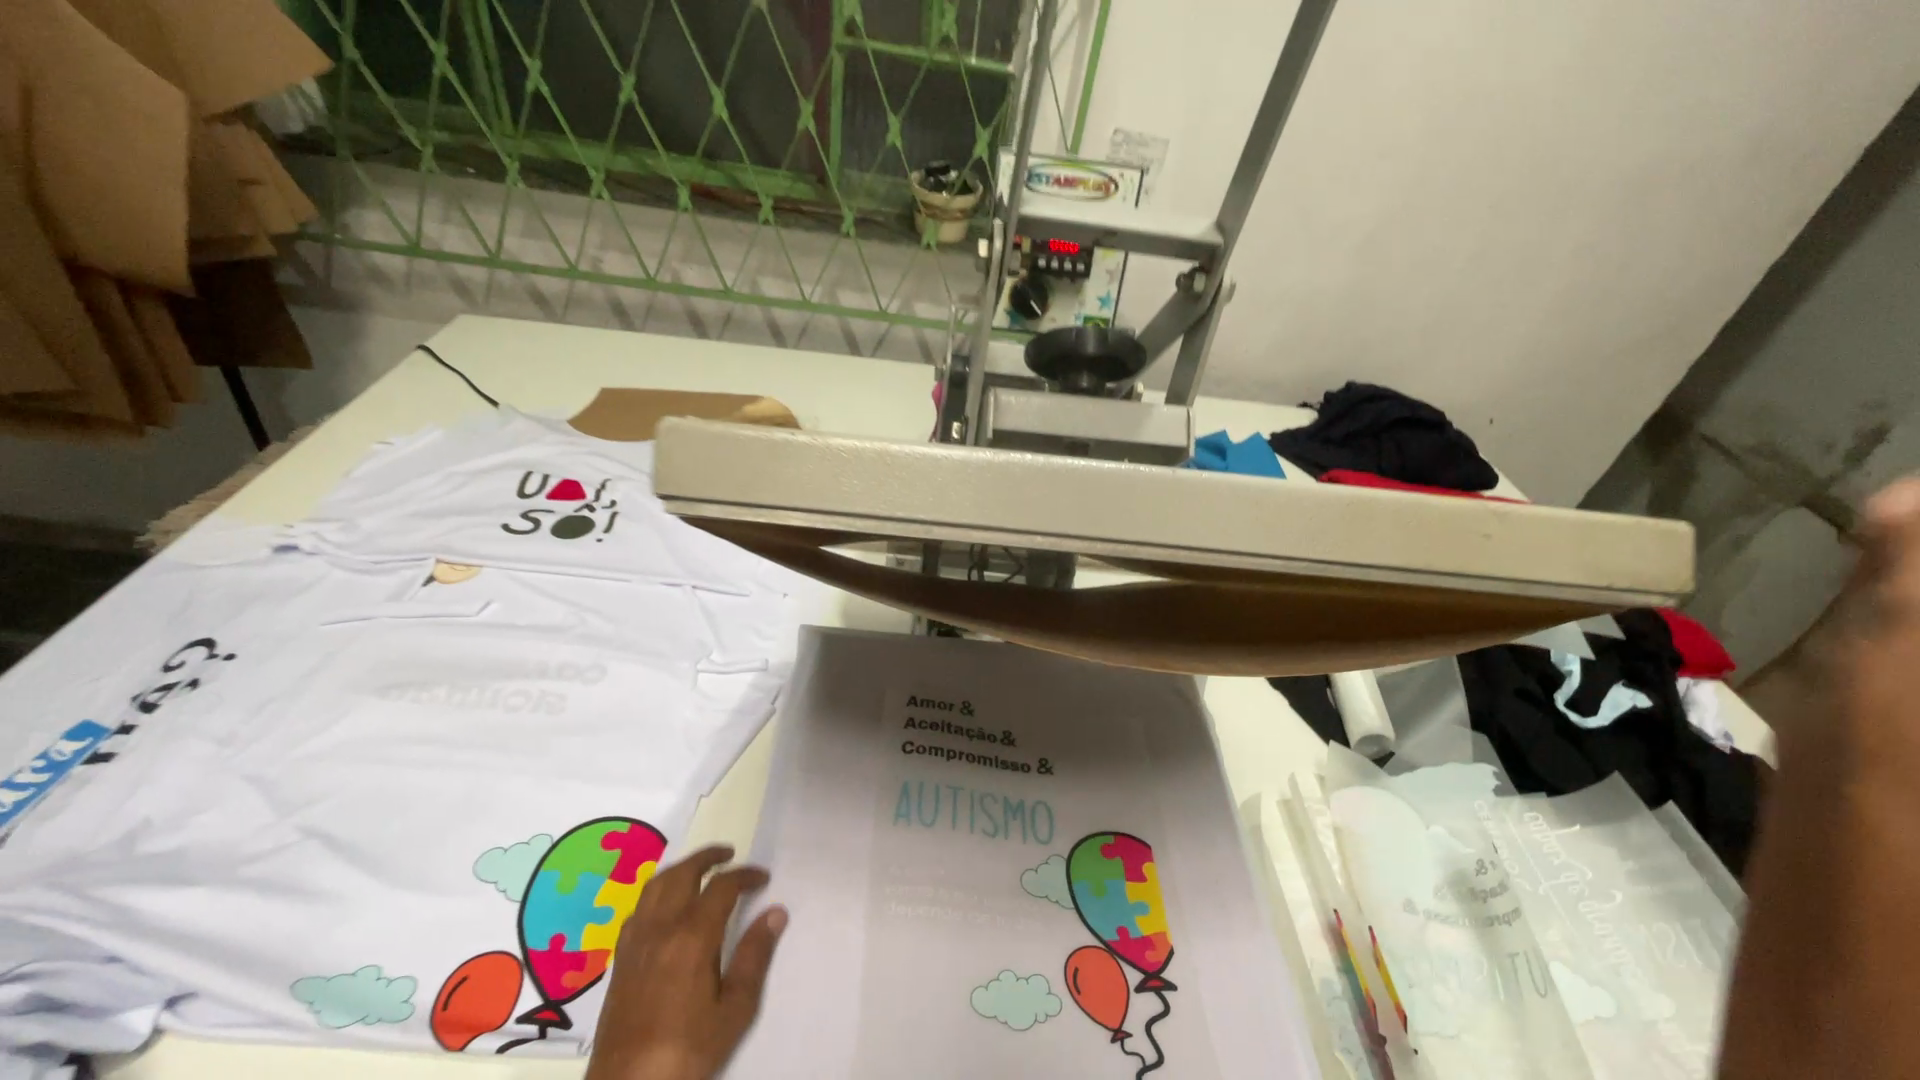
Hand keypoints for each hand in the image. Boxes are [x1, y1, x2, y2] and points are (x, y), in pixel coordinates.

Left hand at [584, 845, 786, 1079]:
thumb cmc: (690, 1050)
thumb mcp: (735, 1008)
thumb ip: (755, 956)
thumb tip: (775, 912)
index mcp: (692, 937)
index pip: (721, 887)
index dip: (744, 875)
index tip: (763, 878)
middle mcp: (659, 929)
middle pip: (682, 874)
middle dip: (707, 858)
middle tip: (729, 855)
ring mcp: (634, 943)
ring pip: (654, 887)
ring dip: (679, 870)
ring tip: (699, 870)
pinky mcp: (620, 960)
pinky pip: (638, 909)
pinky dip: (656, 893)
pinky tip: (666, 907)